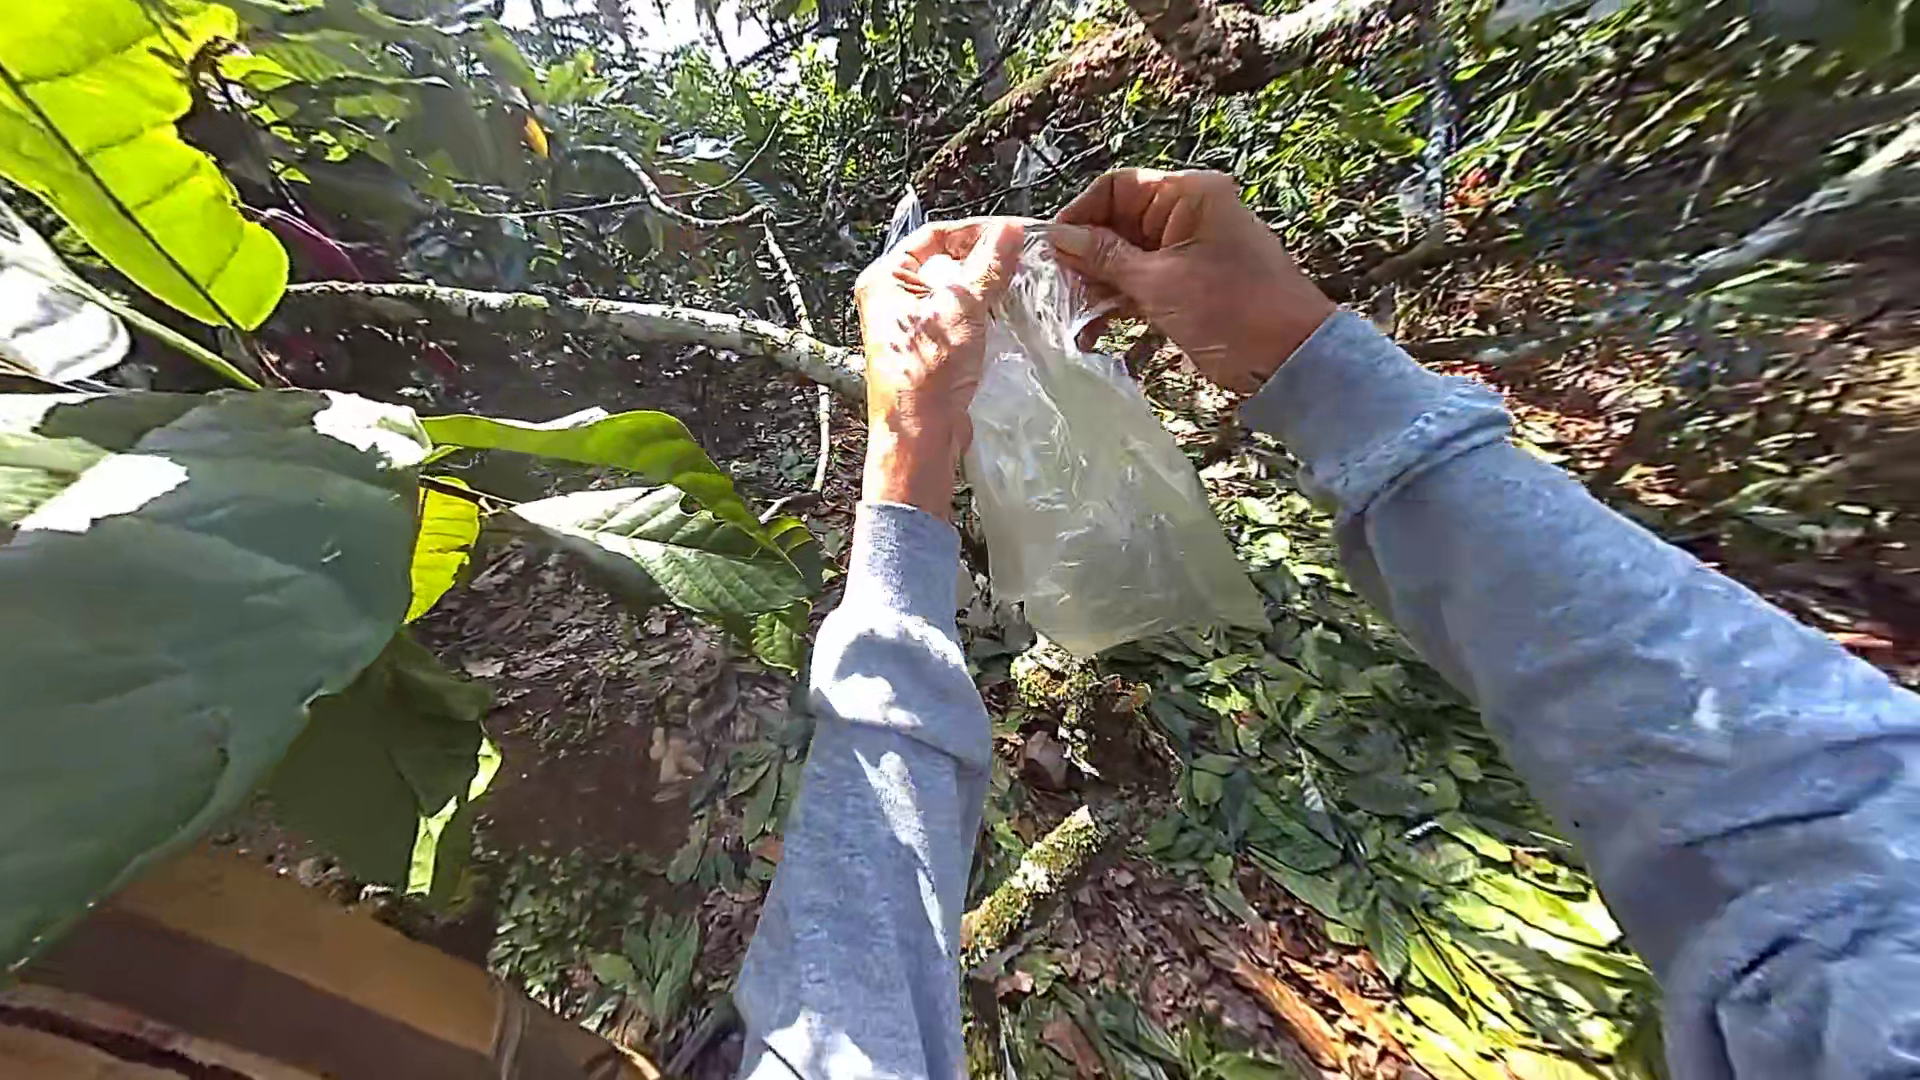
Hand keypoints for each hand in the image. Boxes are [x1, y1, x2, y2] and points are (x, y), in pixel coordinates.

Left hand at [855, 217, 1025, 517]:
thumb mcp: (961, 307)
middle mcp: (893, 302)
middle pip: (945, 266)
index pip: (933, 237)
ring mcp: (912, 331)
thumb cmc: (926, 374)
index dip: (973, 233)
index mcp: (886, 280)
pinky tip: (1005, 318)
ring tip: (1016, 289)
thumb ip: (988, 266)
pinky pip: (959, 324)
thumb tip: (1010, 232)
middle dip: (983, 264)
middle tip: (1018, 261)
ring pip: (955, 297)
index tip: (1010, 233)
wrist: (922, 435)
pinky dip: (982, 319)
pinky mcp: (931, 355)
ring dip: (985, 293)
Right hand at [1050, 169, 1334, 392]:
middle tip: (1055, 289)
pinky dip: (1114, 305)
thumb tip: (1057, 237)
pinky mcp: (1179, 288)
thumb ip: (1105, 257)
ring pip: (1121, 260)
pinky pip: (1136, 286)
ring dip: (1094, 287)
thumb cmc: (1228, 308)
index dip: (1080, 215)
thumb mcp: (1159, 281)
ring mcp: (1180, 254)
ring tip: (1069, 315)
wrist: (1283, 356)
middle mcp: (1182, 217)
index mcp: (1187, 195)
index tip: (1050, 250)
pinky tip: (1091, 331)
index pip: (1117, 187)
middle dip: (1084, 257)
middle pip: (1115, 225)